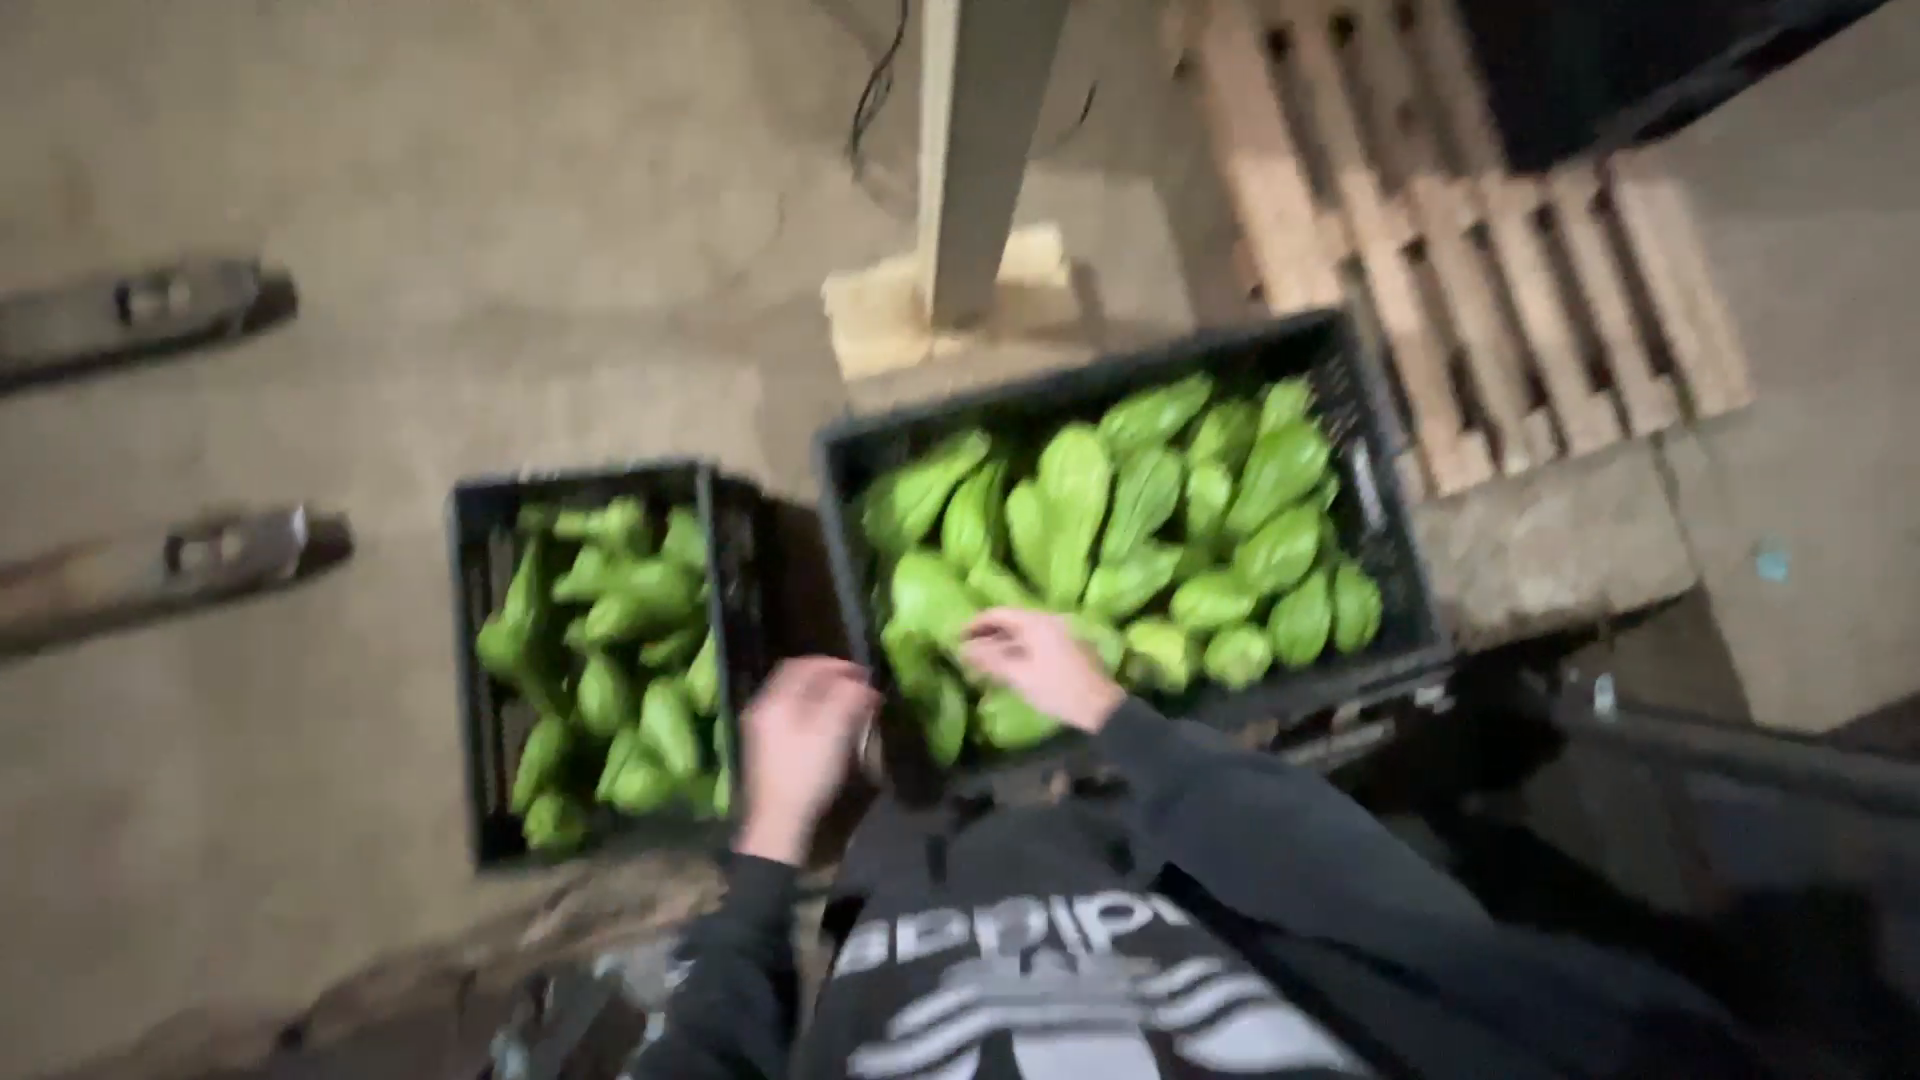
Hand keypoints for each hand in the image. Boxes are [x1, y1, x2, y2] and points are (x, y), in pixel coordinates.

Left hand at [736, 657, 878, 865]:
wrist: (778, 824)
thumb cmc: (806, 773)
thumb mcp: (833, 731)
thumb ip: (847, 698)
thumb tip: (861, 682)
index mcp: (774, 701)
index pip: (802, 666)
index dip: (834, 664)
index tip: (860, 672)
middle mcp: (763, 709)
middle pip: (797, 681)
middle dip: (830, 679)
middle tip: (857, 687)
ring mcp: (762, 730)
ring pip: (796, 699)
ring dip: (824, 696)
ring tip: (850, 705)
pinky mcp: (768, 749)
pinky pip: (793, 716)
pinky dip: (815, 713)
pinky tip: (832, 725)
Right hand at [960, 608, 1126, 732]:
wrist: (1101, 707)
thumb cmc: (1057, 689)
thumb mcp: (1019, 676)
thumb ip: (990, 660)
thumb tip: (964, 650)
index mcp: (1038, 622)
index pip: (999, 614)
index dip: (975, 624)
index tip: (957, 637)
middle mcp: (1050, 621)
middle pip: (1012, 622)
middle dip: (988, 636)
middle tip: (967, 651)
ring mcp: (1061, 634)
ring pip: (1024, 634)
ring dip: (1003, 646)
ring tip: (983, 662)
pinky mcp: (1068, 648)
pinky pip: (1036, 643)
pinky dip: (1019, 651)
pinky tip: (1008, 668)